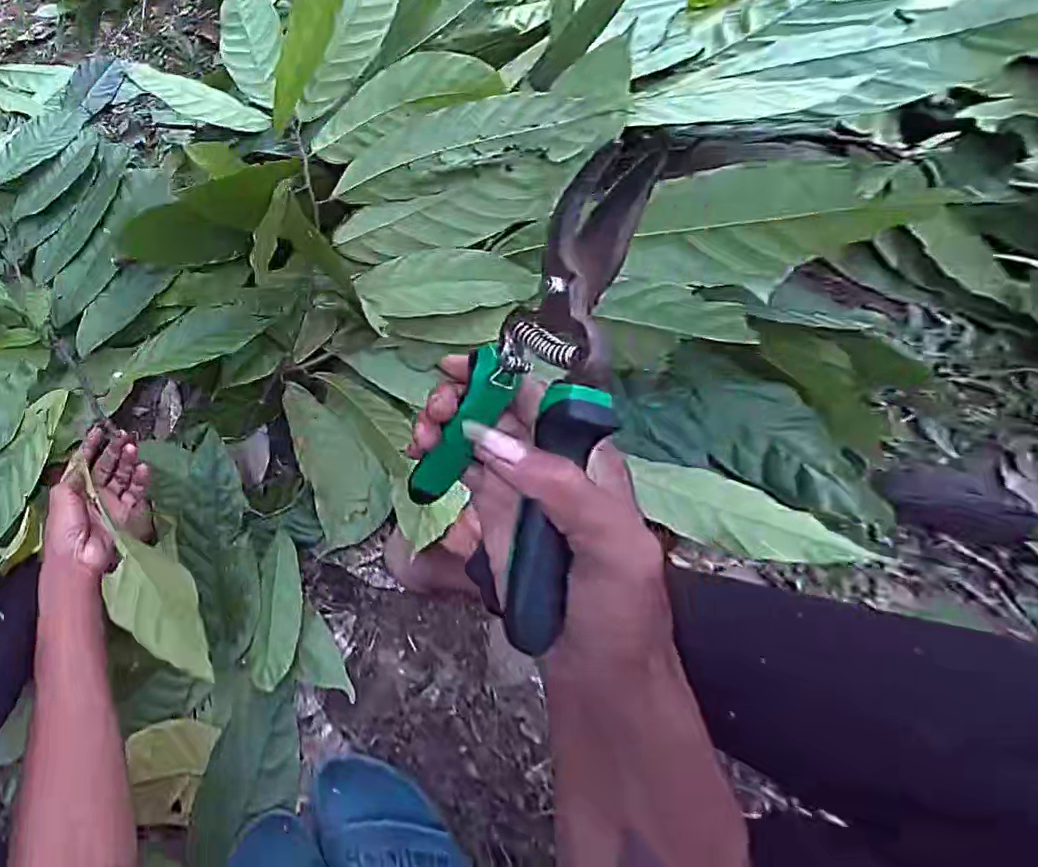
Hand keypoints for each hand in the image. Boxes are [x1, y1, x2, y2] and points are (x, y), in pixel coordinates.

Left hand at [43, 426, 152, 584]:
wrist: (78, 560)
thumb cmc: (64, 527)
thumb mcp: (61, 495)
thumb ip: (73, 473)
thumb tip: (83, 458)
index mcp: (75, 487)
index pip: (86, 460)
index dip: (92, 444)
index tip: (100, 429)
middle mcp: (94, 492)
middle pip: (107, 465)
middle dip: (115, 449)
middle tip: (123, 435)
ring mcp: (111, 503)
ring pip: (122, 476)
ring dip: (128, 460)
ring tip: (133, 447)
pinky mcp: (125, 514)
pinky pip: (135, 492)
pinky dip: (140, 479)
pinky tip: (142, 467)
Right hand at [397, 355, 670, 673]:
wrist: (596, 669)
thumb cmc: (617, 606)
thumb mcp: (609, 544)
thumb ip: (557, 486)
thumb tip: (487, 437)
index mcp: (584, 458)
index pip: (540, 398)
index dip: (499, 374)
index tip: (456, 368)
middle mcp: (548, 463)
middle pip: (497, 410)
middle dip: (461, 398)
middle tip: (433, 409)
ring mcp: (516, 486)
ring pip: (472, 435)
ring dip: (442, 424)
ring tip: (419, 435)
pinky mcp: (490, 510)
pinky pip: (458, 467)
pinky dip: (435, 454)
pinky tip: (420, 455)